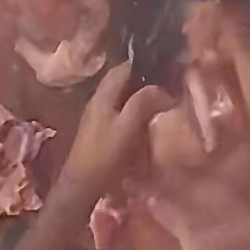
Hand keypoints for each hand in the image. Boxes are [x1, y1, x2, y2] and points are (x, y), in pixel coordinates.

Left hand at [53, 62, 174, 207]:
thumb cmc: (105, 155)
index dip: (143, 64)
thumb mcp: (127, 127)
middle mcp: (98, 100)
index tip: (164, 66)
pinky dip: (134, 108)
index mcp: (103, 95)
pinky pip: (120, 109)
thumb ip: (143, 103)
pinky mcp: (100, 128)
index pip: (123, 67)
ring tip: (161, 98)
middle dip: (143, 79)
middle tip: (167, 83)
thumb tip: (164, 90)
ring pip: (121, 95)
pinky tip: (146, 117)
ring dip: (139, 94)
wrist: (82, 185)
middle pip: (122, 80)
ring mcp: (97, 114)